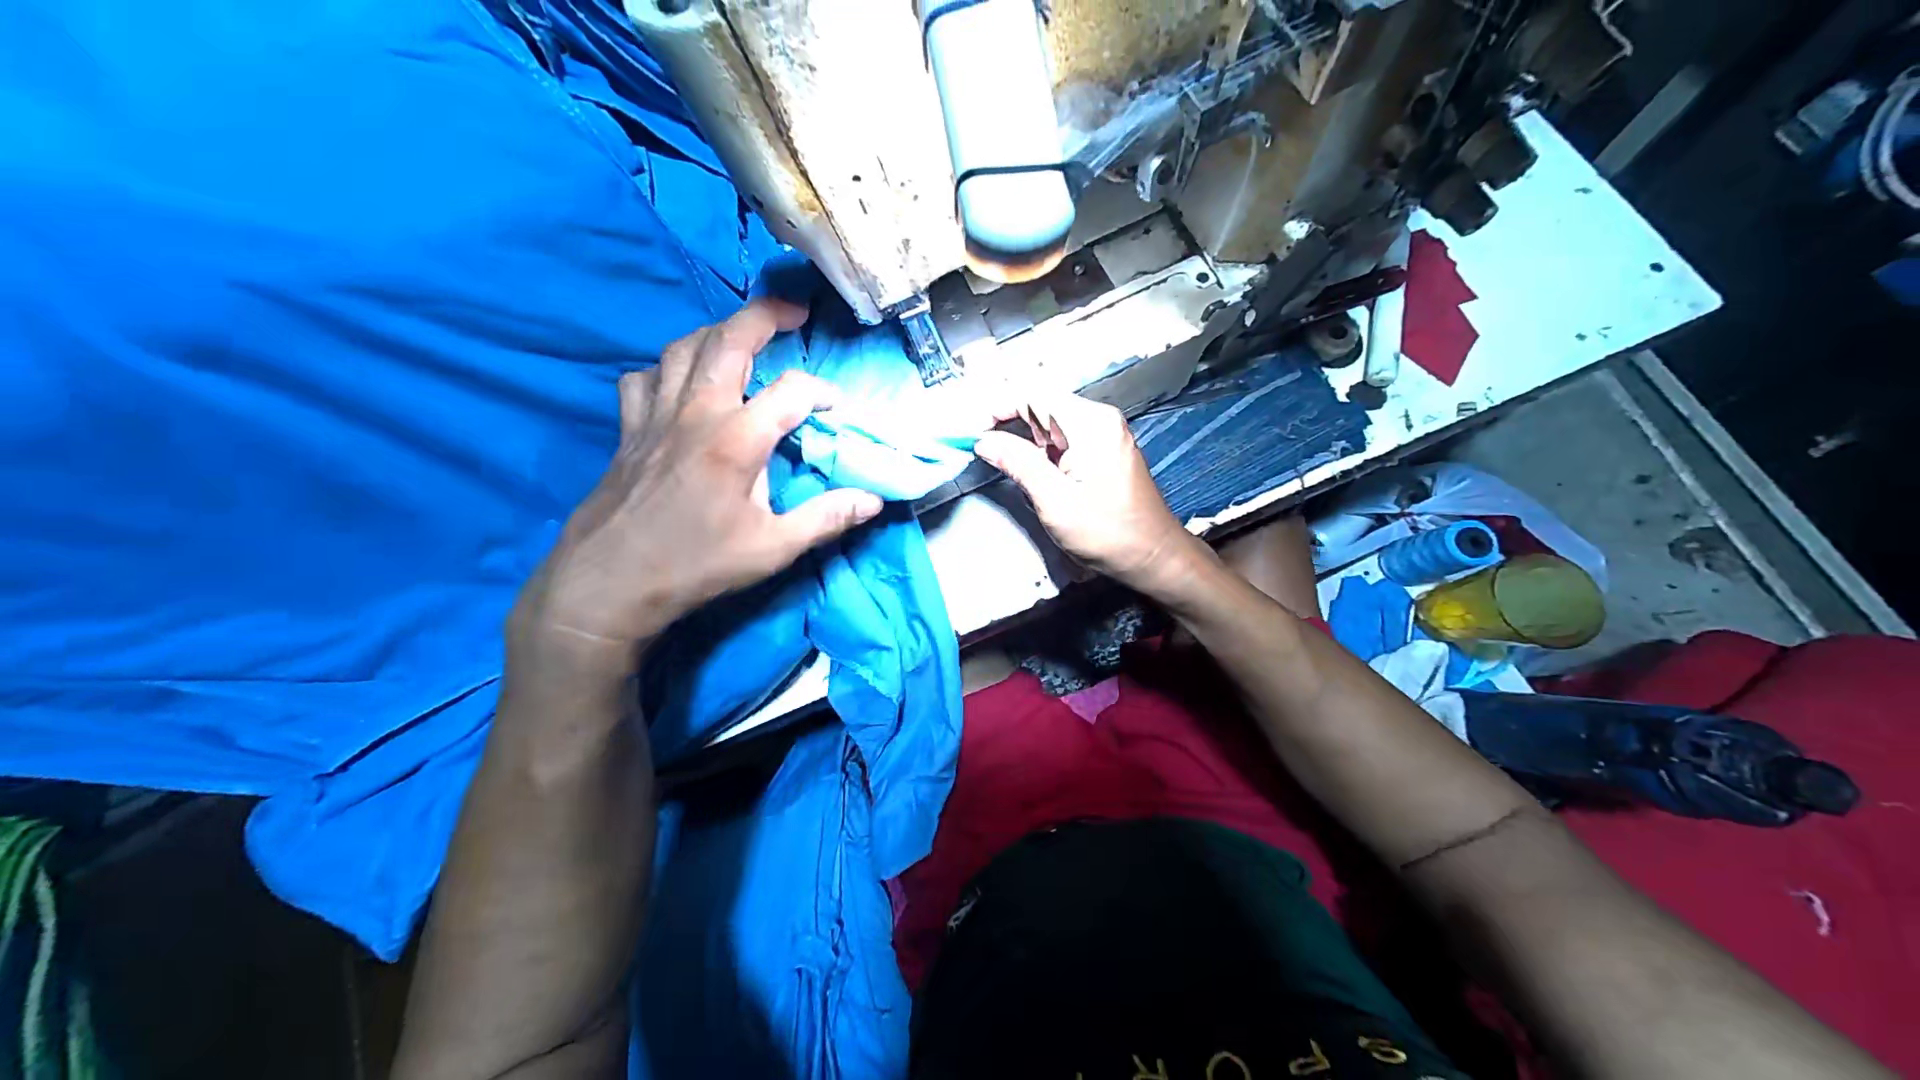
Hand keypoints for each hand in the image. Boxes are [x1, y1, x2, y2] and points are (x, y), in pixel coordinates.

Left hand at [509, 298, 884, 672]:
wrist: (609, 583)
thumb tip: (873, 501)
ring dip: (717, 333)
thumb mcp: (772, 549)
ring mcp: (656, 415)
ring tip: (742, 339)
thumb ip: (826, 519)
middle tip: (794, 311)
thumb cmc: (696, 566)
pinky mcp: (628, 430)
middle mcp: (696, 412)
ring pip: (683, 348)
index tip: (837, 410)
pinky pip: (643, 378)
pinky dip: (664, 371)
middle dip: (766, 314)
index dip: (823, 393)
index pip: (793, 390)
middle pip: (730, 339)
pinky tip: (678, 385)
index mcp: (737, 438)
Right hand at [973, 391, 1209, 597]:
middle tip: (978, 445)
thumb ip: (1018, 463)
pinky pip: (1062, 438)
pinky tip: (1028, 469)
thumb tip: (984, 441)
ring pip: (1049, 422)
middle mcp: (1098, 419)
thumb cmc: (1109, 534)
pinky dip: (1039, 450)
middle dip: (1006, 422)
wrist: (1154, 557)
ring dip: (1022, 439)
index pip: (1033, 395)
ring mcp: (1102, 434)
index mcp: (1090, 423)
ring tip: (999, 459)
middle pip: (1040, 404)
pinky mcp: (1101, 450)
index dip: (996, 406)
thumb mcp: (1054, 501)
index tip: (970, 428)